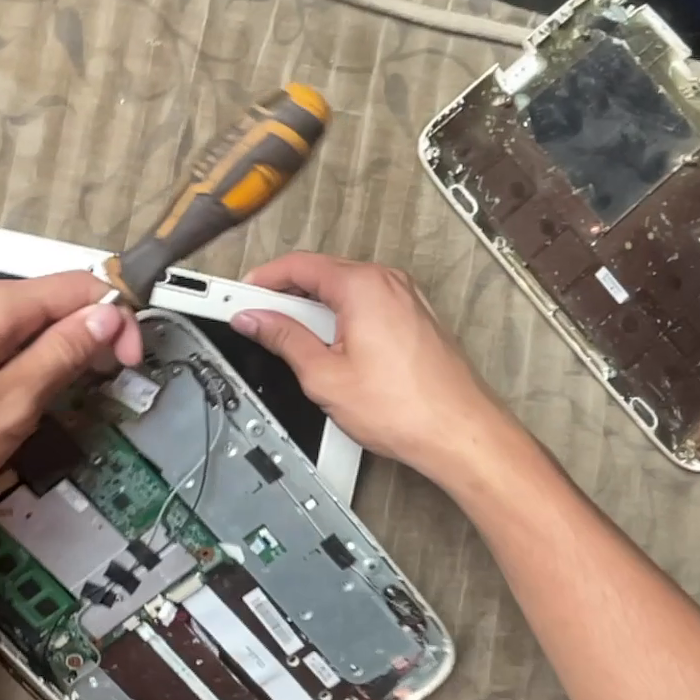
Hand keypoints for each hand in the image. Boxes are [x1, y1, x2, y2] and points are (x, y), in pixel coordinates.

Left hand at [0, 272, 142, 530]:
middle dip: (92, 333)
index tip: (131, 362)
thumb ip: (61, 356)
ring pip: (30, 326)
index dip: (116, 318)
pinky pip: (4, 347)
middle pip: (54, 301)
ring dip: (62, 351)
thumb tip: (104, 319)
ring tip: (74, 391)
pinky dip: (31, 364)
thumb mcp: (11, 402)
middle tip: (109, 380)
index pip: (79, 286)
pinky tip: (32, 395)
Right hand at [229, 253, 519, 478]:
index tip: (239, 297)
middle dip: (283, 295)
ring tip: (290, 340)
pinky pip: (364, 303)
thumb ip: (283, 339)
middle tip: (256, 319)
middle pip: (319, 273)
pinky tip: (327, 346)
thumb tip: (255, 320)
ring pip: (342, 289)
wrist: (460, 435)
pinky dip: (338, 316)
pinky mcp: (413, 318)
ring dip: (310, 308)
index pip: (297, 265)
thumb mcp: (323, 375)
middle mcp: (387, 283)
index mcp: (362, 287)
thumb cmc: (405, 408)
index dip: (261, 280)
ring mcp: (405, 299)